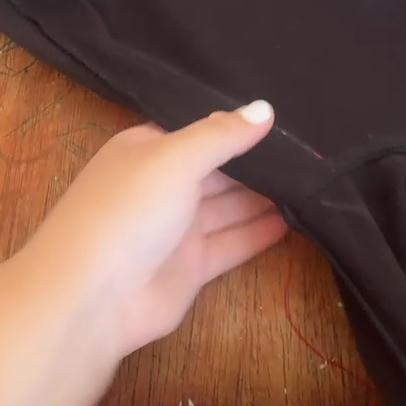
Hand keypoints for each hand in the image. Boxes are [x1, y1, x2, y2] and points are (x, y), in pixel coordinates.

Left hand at [21, 101, 288, 356]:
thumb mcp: (174, 158)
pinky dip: (259, 232)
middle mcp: (164, 185)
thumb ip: (222, 135)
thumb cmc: (128, 210)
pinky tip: (296, 220)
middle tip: (311, 150)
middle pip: (218, 169)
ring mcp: (177, 228)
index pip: (200, 131)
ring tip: (313, 181)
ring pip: (229, 206)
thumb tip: (265, 108)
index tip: (285, 115)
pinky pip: (232, 243)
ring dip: (264, 196)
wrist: (92, 296)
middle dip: (258, 161)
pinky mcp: (191, 267)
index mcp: (149, 150)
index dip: (237, 125)